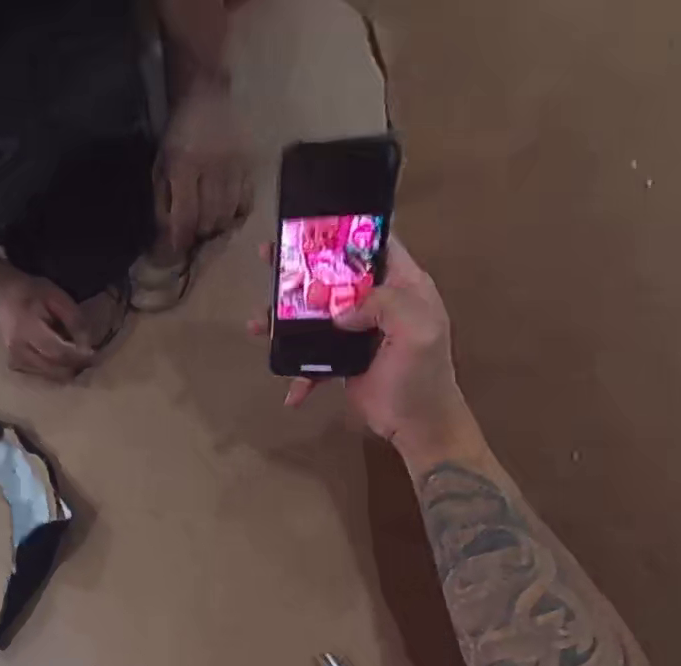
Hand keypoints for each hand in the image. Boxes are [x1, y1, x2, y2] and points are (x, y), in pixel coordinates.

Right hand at [0, 272, 93, 379]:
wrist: (2, 295)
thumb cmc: (31, 292)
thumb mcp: (56, 297)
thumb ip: (74, 320)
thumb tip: (88, 345)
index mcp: (27, 327)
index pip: (57, 351)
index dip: (77, 357)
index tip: (94, 356)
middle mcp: (19, 348)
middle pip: (53, 368)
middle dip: (75, 367)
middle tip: (91, 362)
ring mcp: (16, 358)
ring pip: (48, 375)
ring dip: (67, 371)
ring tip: (80, 362)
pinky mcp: (16, 364)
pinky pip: (42, 374)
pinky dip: (56, 371)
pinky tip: (65, 362)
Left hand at [156, 78, 252, 258]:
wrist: (207, 92)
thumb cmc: (178, 133)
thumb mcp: (161, 165)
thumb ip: (164, 200)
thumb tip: (168, 235)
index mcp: (184, 166)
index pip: (184, 217)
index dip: (180, 240)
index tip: (176, 252)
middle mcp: (212, 168)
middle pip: (209, 220)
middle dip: (198, 235)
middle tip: (192, 238)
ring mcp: (235, 166)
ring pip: (229, 214)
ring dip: (217, 228)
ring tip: (208, 229)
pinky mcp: (250, 163)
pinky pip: (247, 201)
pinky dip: (237, 215)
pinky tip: (228, 217)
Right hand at [275, 237, 472, 452]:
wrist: (416, 425)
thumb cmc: (423, 377)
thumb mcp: (418, 331)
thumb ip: (384, 305)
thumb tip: (339, 309)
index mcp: (402, 286)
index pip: (374, 245)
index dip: (345, 233)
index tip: (311, 226)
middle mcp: (377, 303)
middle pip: (334, 276)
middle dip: (301, 270)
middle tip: (269, 259)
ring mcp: (356, 332)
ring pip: (315, 315)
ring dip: (285, 321)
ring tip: (257, 323)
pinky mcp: (341, 360)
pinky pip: (311, 357)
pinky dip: (297, 372)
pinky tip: (291, 390)